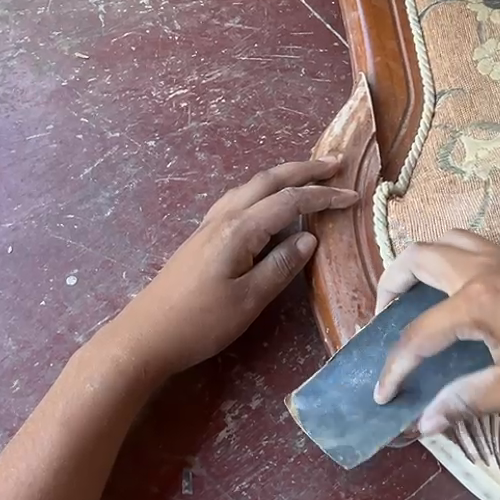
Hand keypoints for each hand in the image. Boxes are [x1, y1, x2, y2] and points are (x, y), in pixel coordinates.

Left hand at [94, 158, 358, 381]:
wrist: (146, 335)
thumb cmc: (200, 322)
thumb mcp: (250, 300)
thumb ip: (281, 265)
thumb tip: (309, 237)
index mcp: (239, 229)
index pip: (290, 201)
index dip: (324, 196)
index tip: (354, 197)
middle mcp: (224, 217)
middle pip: (269, 180)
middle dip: (305, 169)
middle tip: (336, 164)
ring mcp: (210, 225)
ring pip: (251, 187)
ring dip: (283, 177)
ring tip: (308, 177)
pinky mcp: (203, 237)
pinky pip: (240, 200)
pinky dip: (264, 191)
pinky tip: (268, 203)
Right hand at [372, 230, 499, 433]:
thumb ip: (465, 400)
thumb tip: (426, 422)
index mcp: (476, 299)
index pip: (418, 333)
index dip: (395, 368)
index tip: (382, 396)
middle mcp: (483, 268)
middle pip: (417, 259)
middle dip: (390, 288)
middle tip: (385, 324)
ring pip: (446, 240)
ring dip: (421, 264)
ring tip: (417, 299)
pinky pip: (473, 246)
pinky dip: (450, 261)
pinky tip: (463, 298)